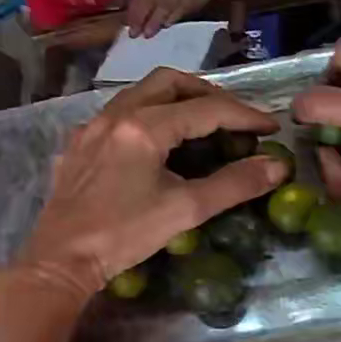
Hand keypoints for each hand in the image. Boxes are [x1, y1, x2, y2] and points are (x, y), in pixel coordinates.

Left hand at [13, 68, 285, 299]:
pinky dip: (155, 113)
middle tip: (239, 117)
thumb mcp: (188, 209)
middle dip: (211, 94)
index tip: (273, 126)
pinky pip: (124, 111)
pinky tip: (166, 140)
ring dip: (181, 99)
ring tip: (208, 122)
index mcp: (144, 128)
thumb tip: (278, 166)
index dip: (245, 115)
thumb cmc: (126, 234)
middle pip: (171, 82)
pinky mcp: (83, 142)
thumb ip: (236, 184)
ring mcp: (94, 126)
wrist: (62, 258)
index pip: (207, 109)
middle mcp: (116, 115)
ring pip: (144, 92)